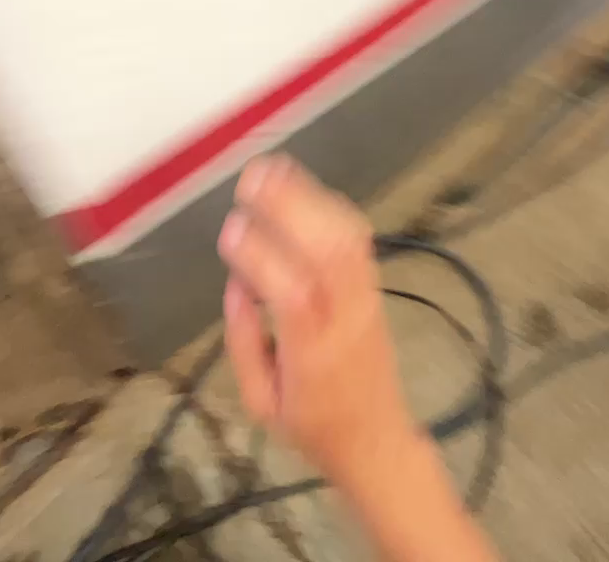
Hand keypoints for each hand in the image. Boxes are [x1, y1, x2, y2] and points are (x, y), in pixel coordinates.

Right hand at [217, 155, 419, 486]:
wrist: (378, 439)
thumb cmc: (313, 425)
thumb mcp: (260, 403)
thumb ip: (243, 343)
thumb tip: (236, 284)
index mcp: (312, 353)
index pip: (292, 295)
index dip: (261, 257)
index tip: (230, 228)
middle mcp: (345, 317)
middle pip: (327, 251)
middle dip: (289, 208)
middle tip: (251, 179)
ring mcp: (366, 297)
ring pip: (346, 237)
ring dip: (309, 197)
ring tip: (272, 170)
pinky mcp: (374, 285)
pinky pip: (357, 237)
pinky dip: (329, 205)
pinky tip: (302, 188)